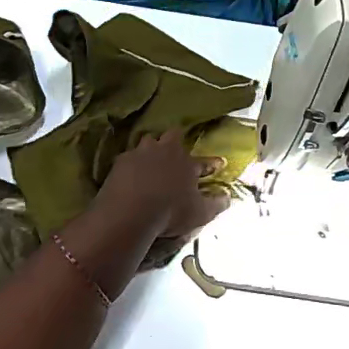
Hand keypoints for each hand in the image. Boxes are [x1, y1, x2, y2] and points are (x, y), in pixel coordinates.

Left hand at [91, 129, 229, 238]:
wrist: (130, 211)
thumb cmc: (170, 212)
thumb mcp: (200, 213)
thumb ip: (216, 204)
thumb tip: (228, 196)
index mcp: (186, 163)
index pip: (204, 161)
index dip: (212, 163)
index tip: (218, 163)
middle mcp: (164, 151)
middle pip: (172, 136)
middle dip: (176, 142)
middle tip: (176, 152)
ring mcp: (140, 153)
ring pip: (148, 141)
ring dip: (151, 148)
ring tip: (151, 158)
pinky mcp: (120, 161)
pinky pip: (128, 156)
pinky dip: (131, 163)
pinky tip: (130, 172)